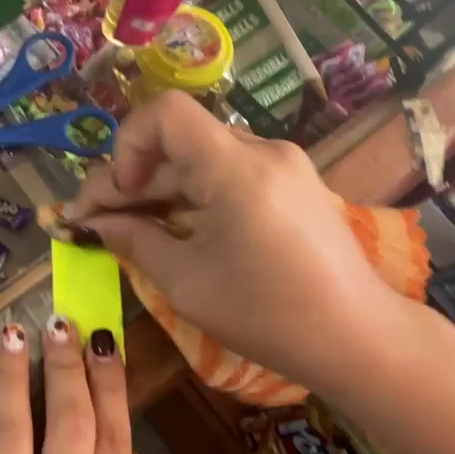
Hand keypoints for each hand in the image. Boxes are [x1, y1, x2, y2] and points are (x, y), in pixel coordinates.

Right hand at [69, 90, 406, 396]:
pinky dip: (193, 195)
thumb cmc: (269, 315)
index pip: (165, 113)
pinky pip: (226, 173)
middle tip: (96, 222)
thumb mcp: (187, 282)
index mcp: (236, 168)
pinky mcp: (291, 184)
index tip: (122, 195)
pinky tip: (177, 231)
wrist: (362, 340)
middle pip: (178, 141)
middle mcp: (262, 152)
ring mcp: (282, 166)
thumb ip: (133, 241)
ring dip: (160, 189)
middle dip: (131, 179)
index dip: (128, 144)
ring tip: (132, 230)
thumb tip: (92, 223)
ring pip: (200, 158)